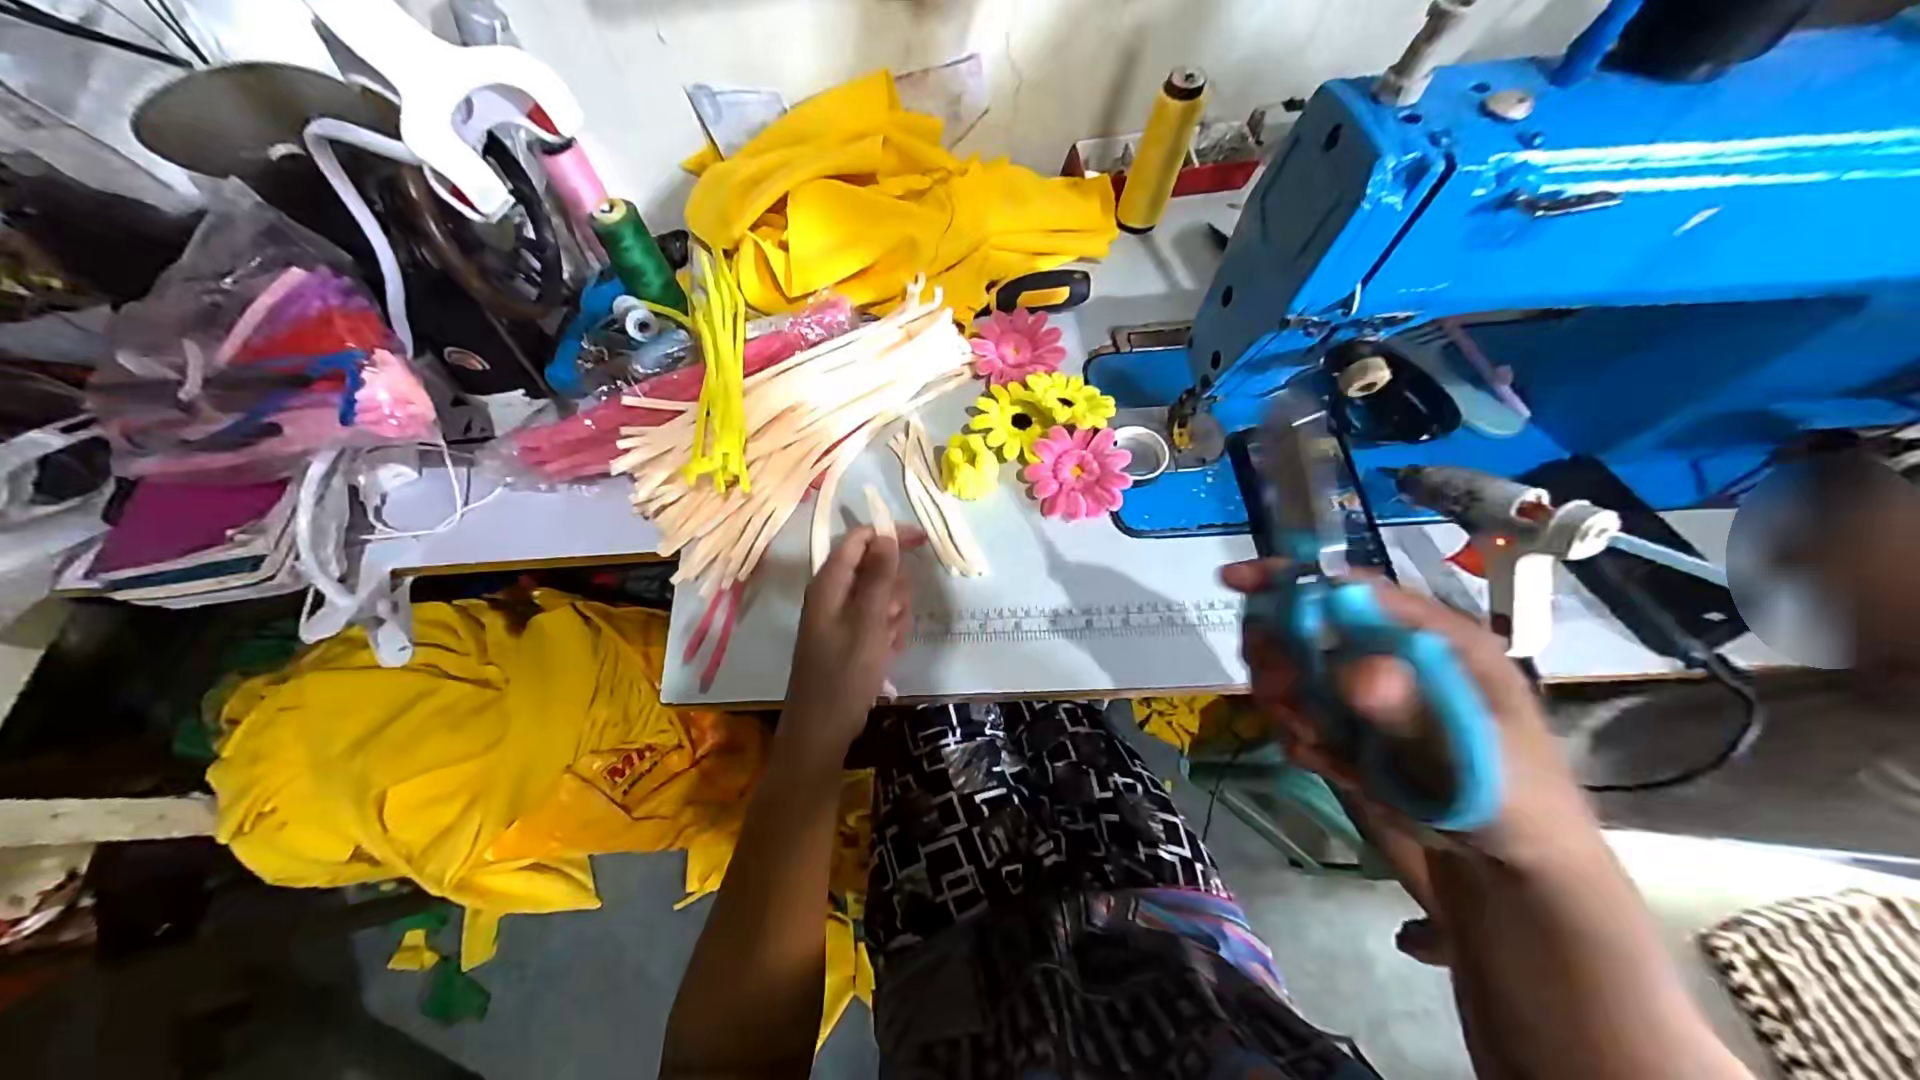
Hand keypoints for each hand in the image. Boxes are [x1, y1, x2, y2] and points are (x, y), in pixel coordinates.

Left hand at [783, 527, 915, 756]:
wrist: (822, 729)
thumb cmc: (844, 674)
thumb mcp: (867, 623)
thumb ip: (878, 577)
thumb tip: (887, 535)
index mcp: (829, 584)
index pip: (859, 539)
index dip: (890, 535)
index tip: (923, 542)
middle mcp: (833, 594)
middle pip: (875, 568)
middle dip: (895, 589)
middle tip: (895, 616)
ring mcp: (841, 617)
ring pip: (882, 596)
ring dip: (895, 615)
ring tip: (889, 643)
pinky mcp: (850, 638)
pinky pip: (879, 621)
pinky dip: (888, 633)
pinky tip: (887, 655)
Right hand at [1219, 560, 1599, 866]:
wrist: (1508, 878)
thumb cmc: (1512, 804)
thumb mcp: (1473, 754)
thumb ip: (1411, 711)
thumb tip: (1354, 670)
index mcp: (1432, 639)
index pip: (1351, 590)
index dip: (1292, 580)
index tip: (1234, 580)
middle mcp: (1390, 657)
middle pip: (1308, 625)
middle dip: (1280, 651)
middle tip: (1277, 687)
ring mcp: (1363, 695)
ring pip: (1292, 670)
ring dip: (1288, 701)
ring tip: (1316, 740)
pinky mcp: (1343, 730)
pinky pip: (1295, 716)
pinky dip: (1297, 736)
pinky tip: (1325, 763)